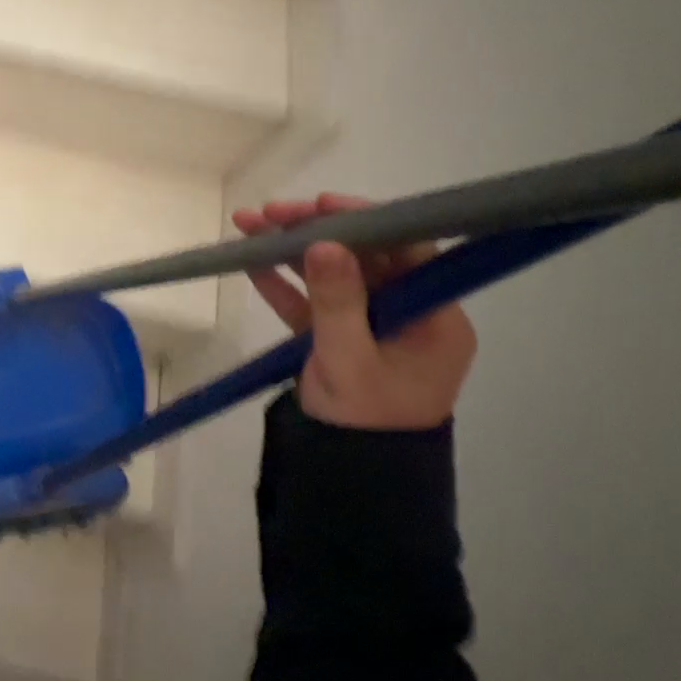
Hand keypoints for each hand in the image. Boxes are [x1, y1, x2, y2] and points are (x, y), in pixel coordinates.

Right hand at [231, 192, 475, 429]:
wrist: (348, 477)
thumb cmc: (364, 419)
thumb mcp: (349, 360)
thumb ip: (337, 301)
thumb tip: (325, 243)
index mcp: (433, 316)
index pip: (408, 250)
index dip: (367, 221)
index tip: (322, 204)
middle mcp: (407, 312)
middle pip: (363, 256)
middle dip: (315, 230)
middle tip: (270, 212)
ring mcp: (369, 325)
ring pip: (331, 274)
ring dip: (291, 250)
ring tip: (247, 226)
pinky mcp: (337, 339)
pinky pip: (312, 303)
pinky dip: (283, 283)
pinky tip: (252, 262)